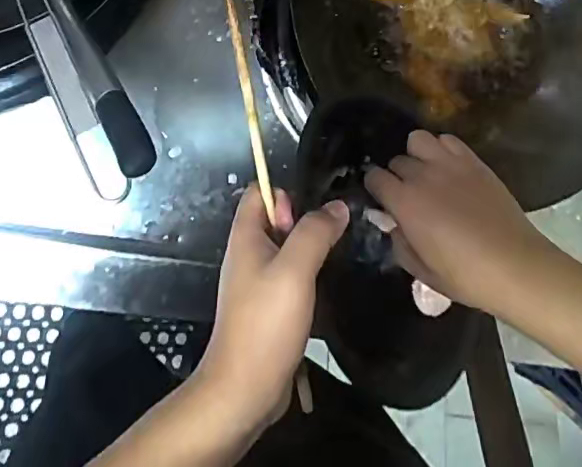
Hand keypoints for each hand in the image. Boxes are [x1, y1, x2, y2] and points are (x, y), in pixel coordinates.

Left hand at [188, 189, 347, 436]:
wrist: (244, 390)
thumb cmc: (265, 323)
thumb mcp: (295, 270)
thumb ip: (315, 233)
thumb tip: (337, 205)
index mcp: (244, 235)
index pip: (258, 191)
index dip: (285, 195)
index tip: (311, 220)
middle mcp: (246, 253)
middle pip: (276, 219)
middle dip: (304, 225)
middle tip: (330, 245)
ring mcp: (255, 282)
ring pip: (286, 251)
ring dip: (309, 255)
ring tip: (332, 268)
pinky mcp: (266, 309)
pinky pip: (288, 280)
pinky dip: (306, 281)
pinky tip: (323, 297)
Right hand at [364, 130, 559, 311]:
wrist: (518, 267)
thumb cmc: (467, 277)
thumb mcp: (422, 271)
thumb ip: (399, 243)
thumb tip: (394, 225)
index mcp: (404, 202)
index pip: (374, 177)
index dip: (376, 188)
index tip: (384, 201)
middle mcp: (422, 175)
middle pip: (396, 160)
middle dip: (397, 176)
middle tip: (410, 195)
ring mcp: (449, 164)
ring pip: (417, 140)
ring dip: (417, 155)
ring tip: (428, 173)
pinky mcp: (473, 162)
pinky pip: (448, 140)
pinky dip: (442, 149)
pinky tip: (449, 168)